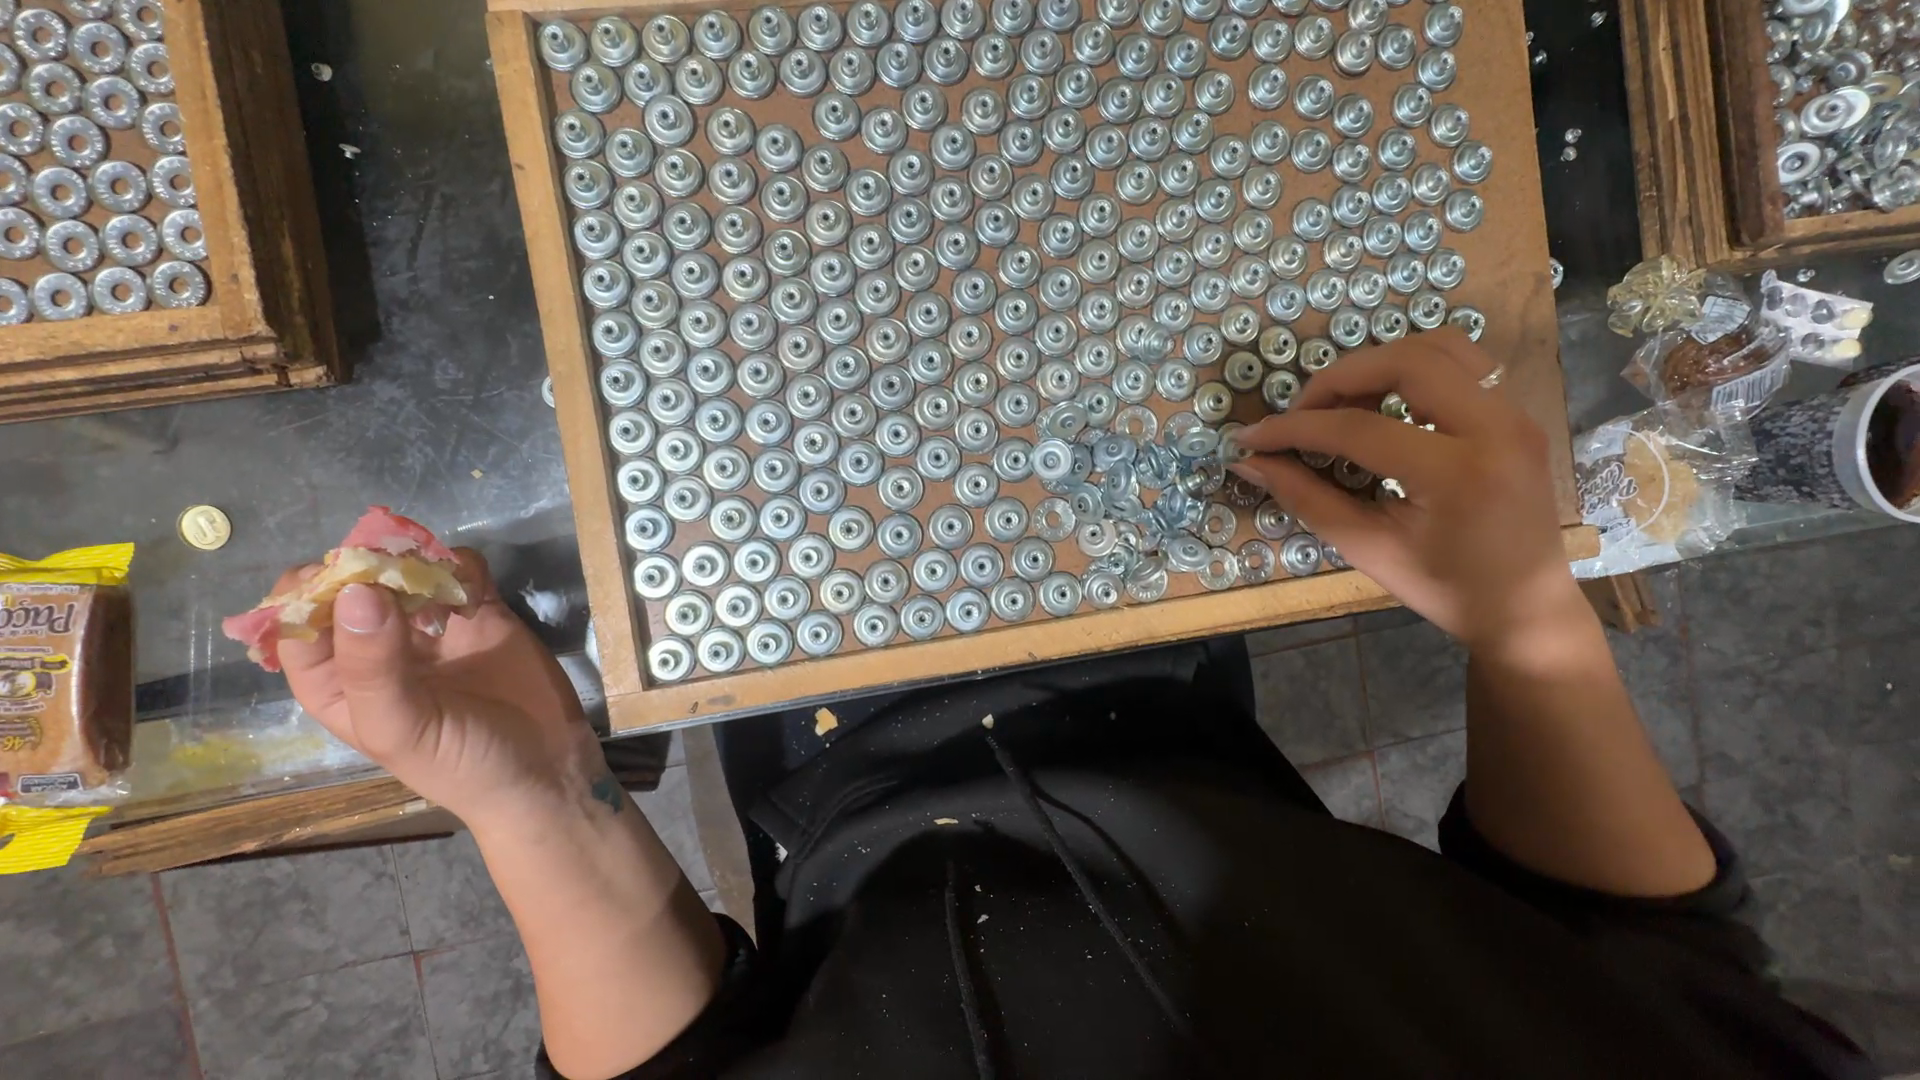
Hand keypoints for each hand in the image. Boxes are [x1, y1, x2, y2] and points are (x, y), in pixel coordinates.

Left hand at [274, 550, 605, 828]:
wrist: (547, 772)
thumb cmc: (463, 764)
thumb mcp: (403, 726)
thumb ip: (374, 664)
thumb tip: (359, 590)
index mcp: (341, 684)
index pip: (301, 628)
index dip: (307, 597)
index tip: (334, 575)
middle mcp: (381, 651)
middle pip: (355, 591)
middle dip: (368, 568)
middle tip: (393, 562)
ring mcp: (436, 631)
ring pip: (410, 575)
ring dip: (418, 562)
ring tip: (435, 571)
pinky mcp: (485, 617)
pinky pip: (465, 576)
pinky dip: (464, 567)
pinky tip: (472, 586)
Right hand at [1231, 329, 1583, 649]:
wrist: (1523, 606)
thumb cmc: (1443, 587)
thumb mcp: (1366, 547)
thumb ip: (1305, 496)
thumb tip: (1250, 461)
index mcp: (1457, 473)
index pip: (1358, 428)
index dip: (1294, 428)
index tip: (1251, 437)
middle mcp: (1496, 428)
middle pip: (1405, 362)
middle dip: (1338, 379)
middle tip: (1301, 413)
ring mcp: (1515, 414)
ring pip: (1439, 347)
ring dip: (1378, 365)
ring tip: (1343, 405)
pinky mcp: (1517, 414)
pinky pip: (1462, 364)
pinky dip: (1413, 370)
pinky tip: (1384, 405)